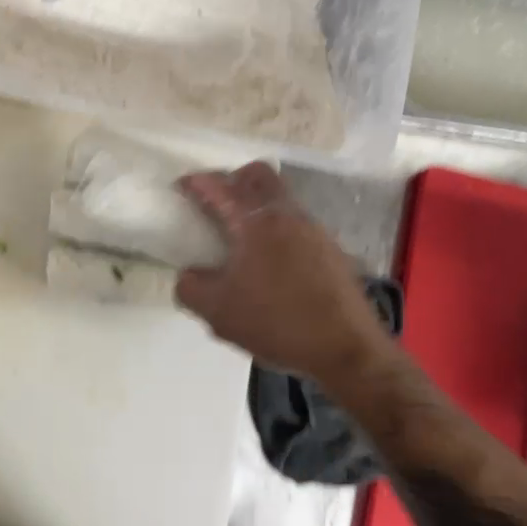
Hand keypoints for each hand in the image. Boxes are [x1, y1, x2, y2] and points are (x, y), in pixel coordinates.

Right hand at [175, 162, 388, 383]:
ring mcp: (314, 231)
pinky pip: (297, 225)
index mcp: (255, 223)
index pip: (219, 186)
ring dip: (257, 205)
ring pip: (280, 198)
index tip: (180, 188)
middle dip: (231, 179)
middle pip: (258, 175)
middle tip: (214, 202)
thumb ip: (190, 287)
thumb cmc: (277, 324)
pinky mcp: (332, 250)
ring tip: (240, 238)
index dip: (195, 182)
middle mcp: (286, 216)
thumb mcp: (217, 312)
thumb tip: (189, 275)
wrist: (347, 351)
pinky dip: (277, 230)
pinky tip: (270, 264)